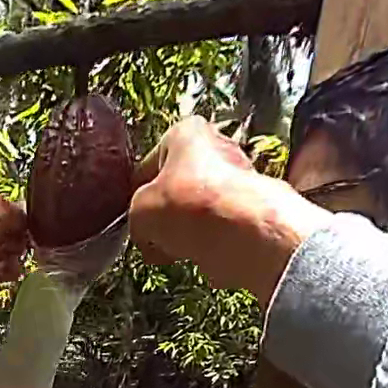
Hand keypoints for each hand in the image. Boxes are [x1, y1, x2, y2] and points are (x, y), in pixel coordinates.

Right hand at [128, 117, 330, 303]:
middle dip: (164, 218)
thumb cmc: (189, 208)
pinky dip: (209, 244)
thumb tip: (146, 234)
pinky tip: (202, 255)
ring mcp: (238, 180)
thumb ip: (135, 218)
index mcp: (186, 132)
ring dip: (184, 234)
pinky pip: (218, 230)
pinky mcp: (252, 212)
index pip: (148, 167)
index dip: (136, 198)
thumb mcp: (140, 212)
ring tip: (178, 250)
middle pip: (175, 189)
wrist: (244, 234)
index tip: (135, 221)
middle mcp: (217, 147)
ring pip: (196, 212)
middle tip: (156, 240)